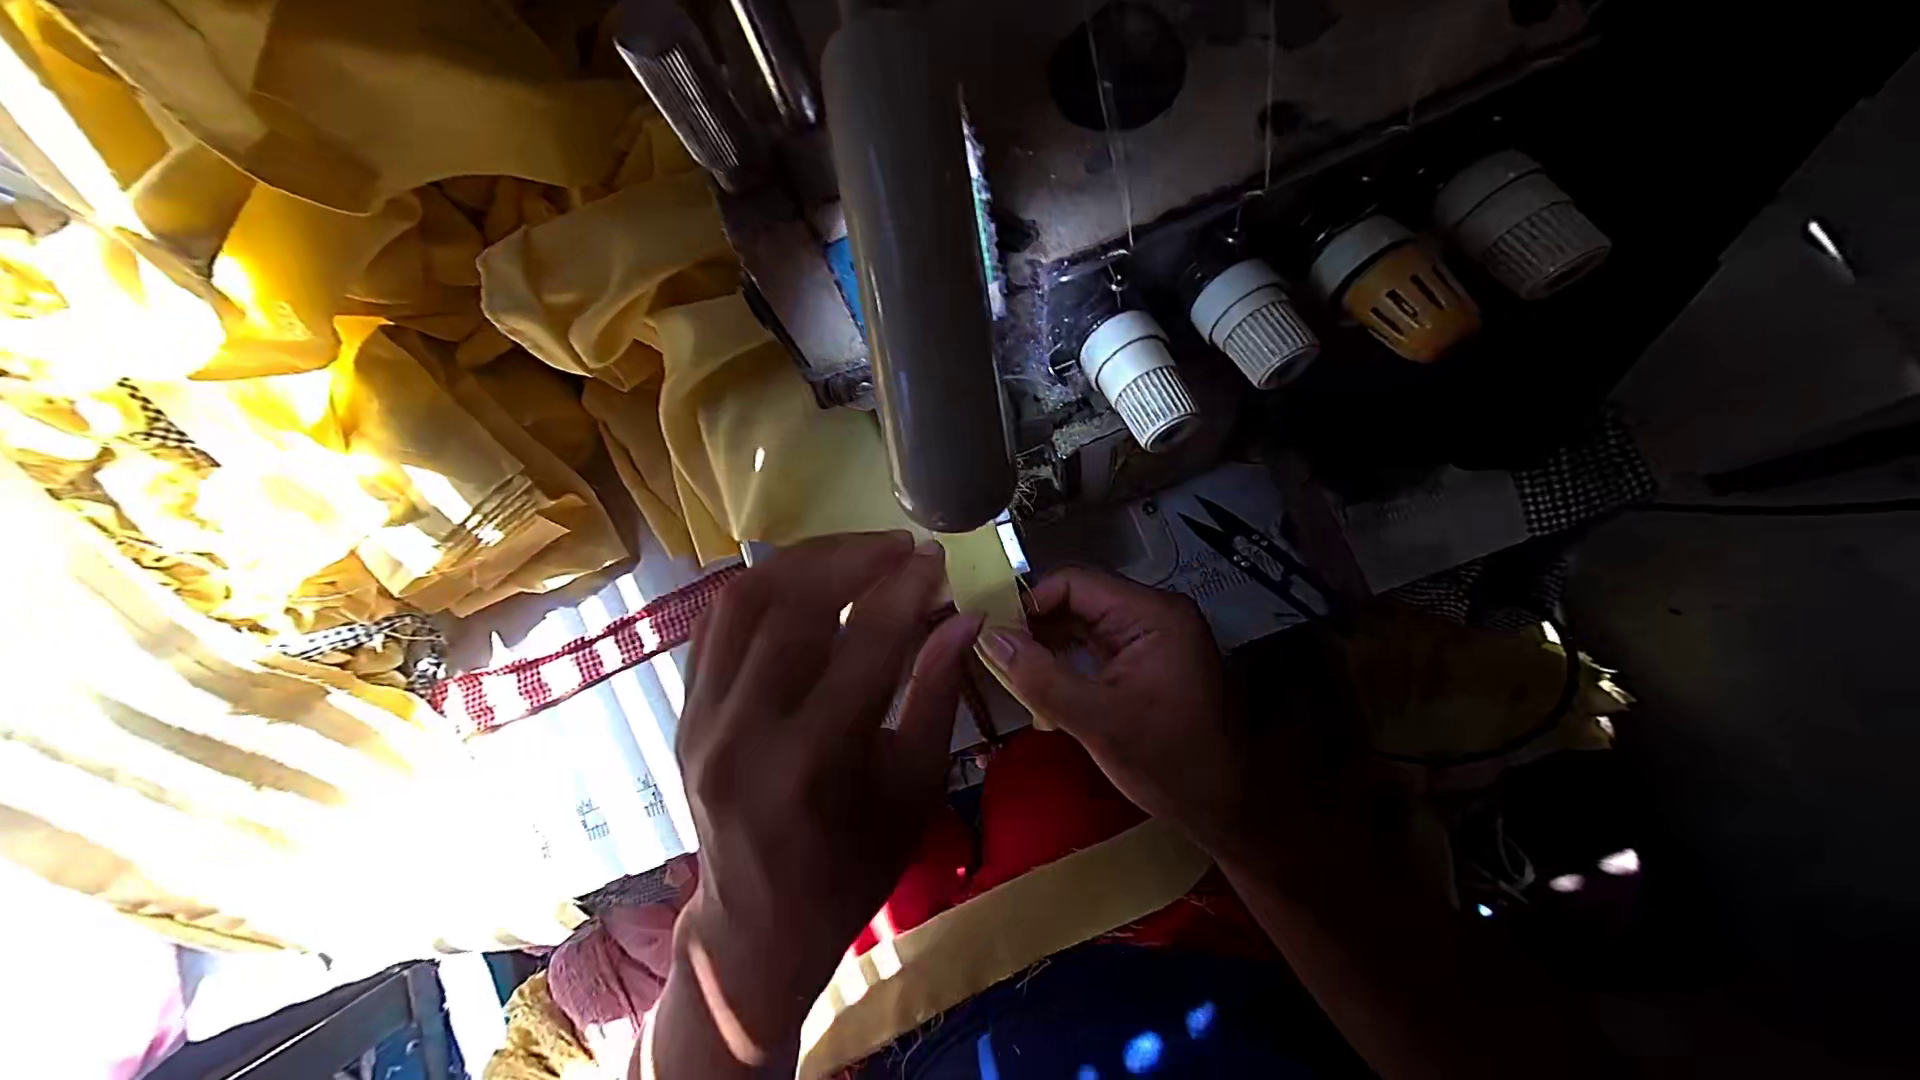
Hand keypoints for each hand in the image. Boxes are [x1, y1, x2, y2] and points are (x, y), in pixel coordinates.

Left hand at [672, 532, 982, 1064]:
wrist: (758, 925)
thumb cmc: (852, 867)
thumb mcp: (913, 788)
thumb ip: (937, 692)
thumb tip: (964, 618)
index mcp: (812, 764)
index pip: (865, 642)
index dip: (906, 589)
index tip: (935, 559)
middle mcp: (742, 732)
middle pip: (793, 605)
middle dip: (854, 558)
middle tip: (899, 546)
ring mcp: (700, 718)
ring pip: (744, 599)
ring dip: (805, 559)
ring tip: (856, 551)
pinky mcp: (684, 711)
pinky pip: (717, 622)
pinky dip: (764, 584)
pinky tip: (805, 576)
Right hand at [979, 567, 1250, 855]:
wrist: (1223, 808)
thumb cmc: (1168, 762)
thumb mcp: (1097, 721)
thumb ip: (1039, 676)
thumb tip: (989, 638)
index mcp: (1153, 614)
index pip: (1076, 583)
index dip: (1029, 601)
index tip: (992, 630)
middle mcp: (1154, 613)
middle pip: (1078, 600)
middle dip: (1034, 624)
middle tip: (993, 651)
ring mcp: (1150, 636)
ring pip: (1081, 623)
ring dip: (1045, 644)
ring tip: (1009, 667)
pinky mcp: (1144, 659)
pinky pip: (1093, 645)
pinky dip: (1064, 660)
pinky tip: (1037, 680)